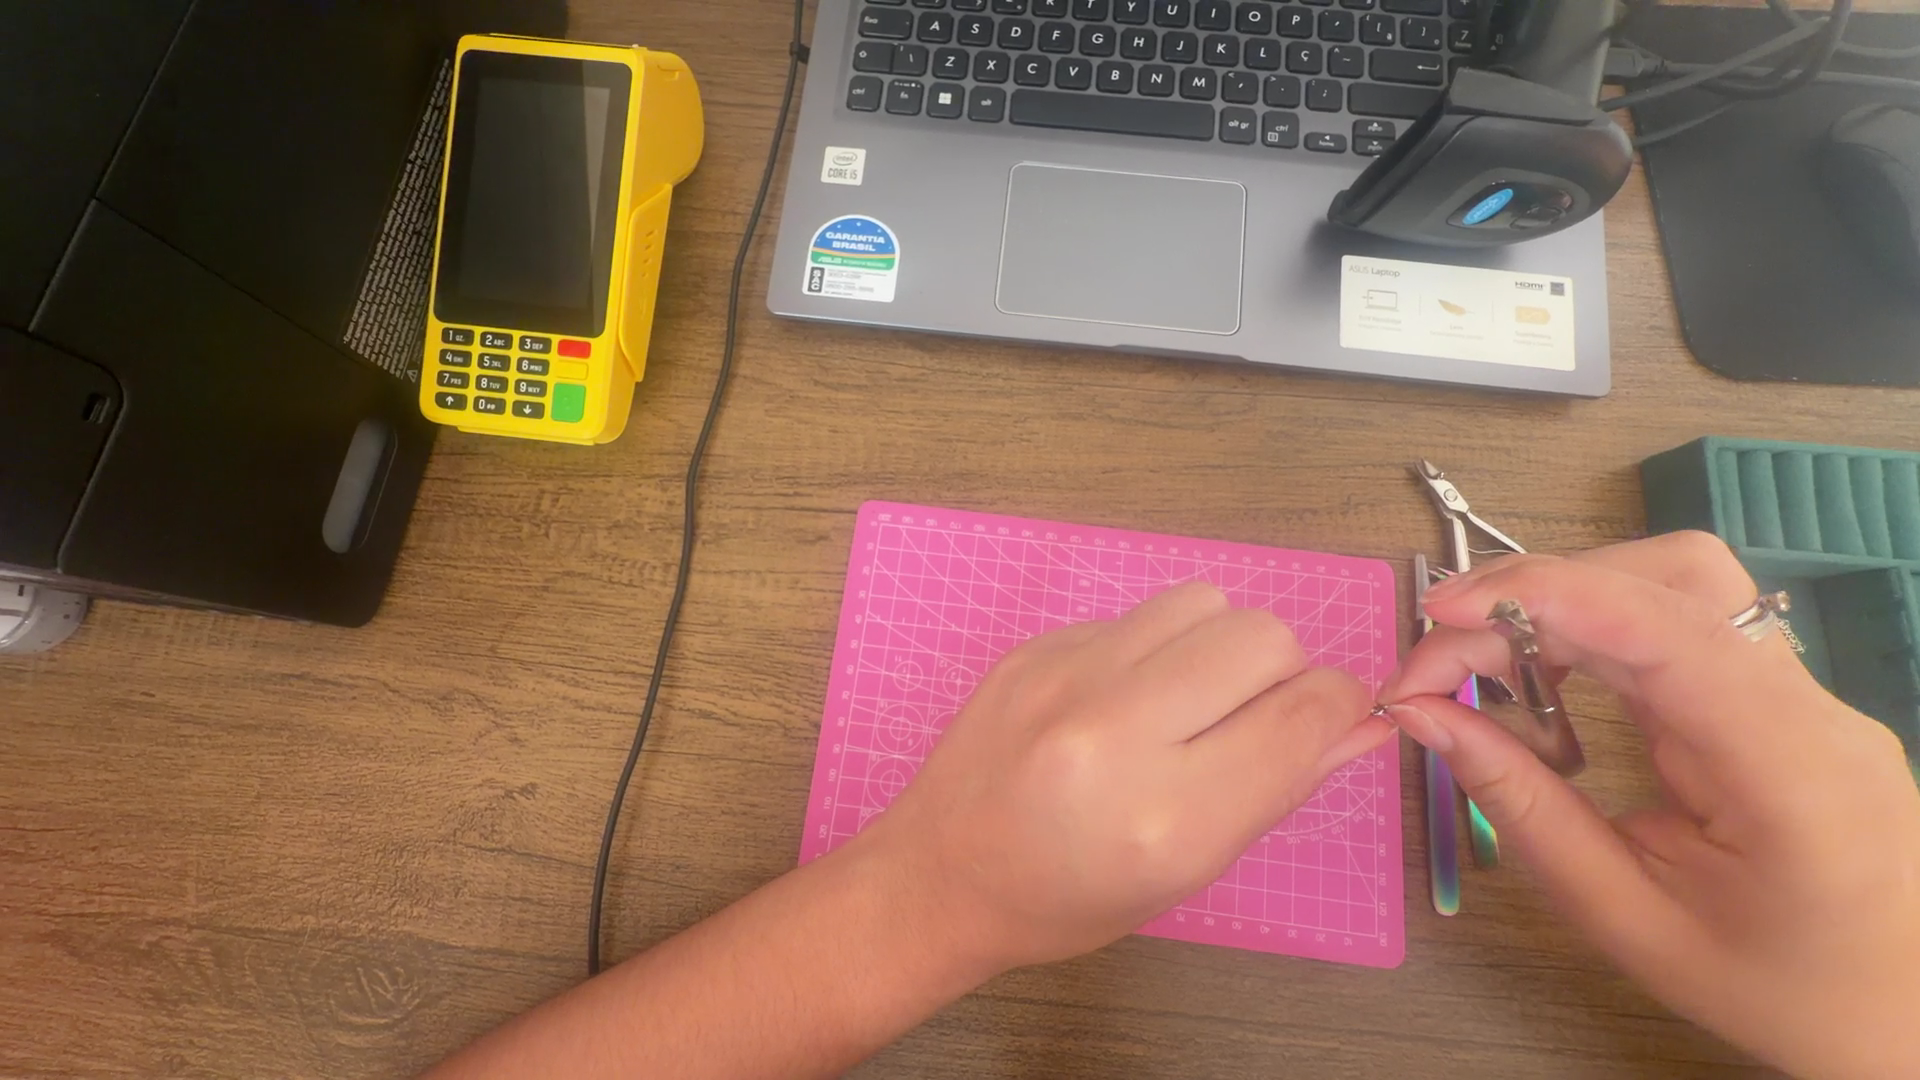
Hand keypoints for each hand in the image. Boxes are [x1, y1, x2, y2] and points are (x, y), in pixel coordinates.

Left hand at [849, 582, 1391, 972]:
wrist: (942, 868)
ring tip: (1185, 696)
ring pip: (1201, 601)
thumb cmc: (1068, 897)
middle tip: (1246, 713)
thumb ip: (1280, 787)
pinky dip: (1153, 647)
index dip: (1341, 707)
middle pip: (1259, 635)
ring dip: (1217, 643)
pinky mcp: (1035, 646)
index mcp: (1166, 814)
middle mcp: (1116, 727)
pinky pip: (1133, 616)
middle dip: (1282, 669)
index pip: (1300, 717)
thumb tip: (1360, 722)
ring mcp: (1066, 673)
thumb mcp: (1185, 872)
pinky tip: (1120, 695)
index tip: (1332, 716)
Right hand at [1380, 533, 1919, 1079]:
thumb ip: (1514, 801)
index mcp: (1788, 770)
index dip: (1543, 594)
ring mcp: (1790, 688)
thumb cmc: (1770, 985)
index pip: (1664, 629)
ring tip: (1478, 655)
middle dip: (1527, 595)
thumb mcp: (1618, 913)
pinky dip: (1576, 623)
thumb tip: (1417, 710)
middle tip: (1440, 656)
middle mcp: (1802, 704)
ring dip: (1552, 598)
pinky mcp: (1762, 688)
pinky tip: (1535, 669)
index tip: (1436, 614)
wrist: (1913, 1021)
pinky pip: (1660, 619)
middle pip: (1661, 581)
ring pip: (1662, 582)